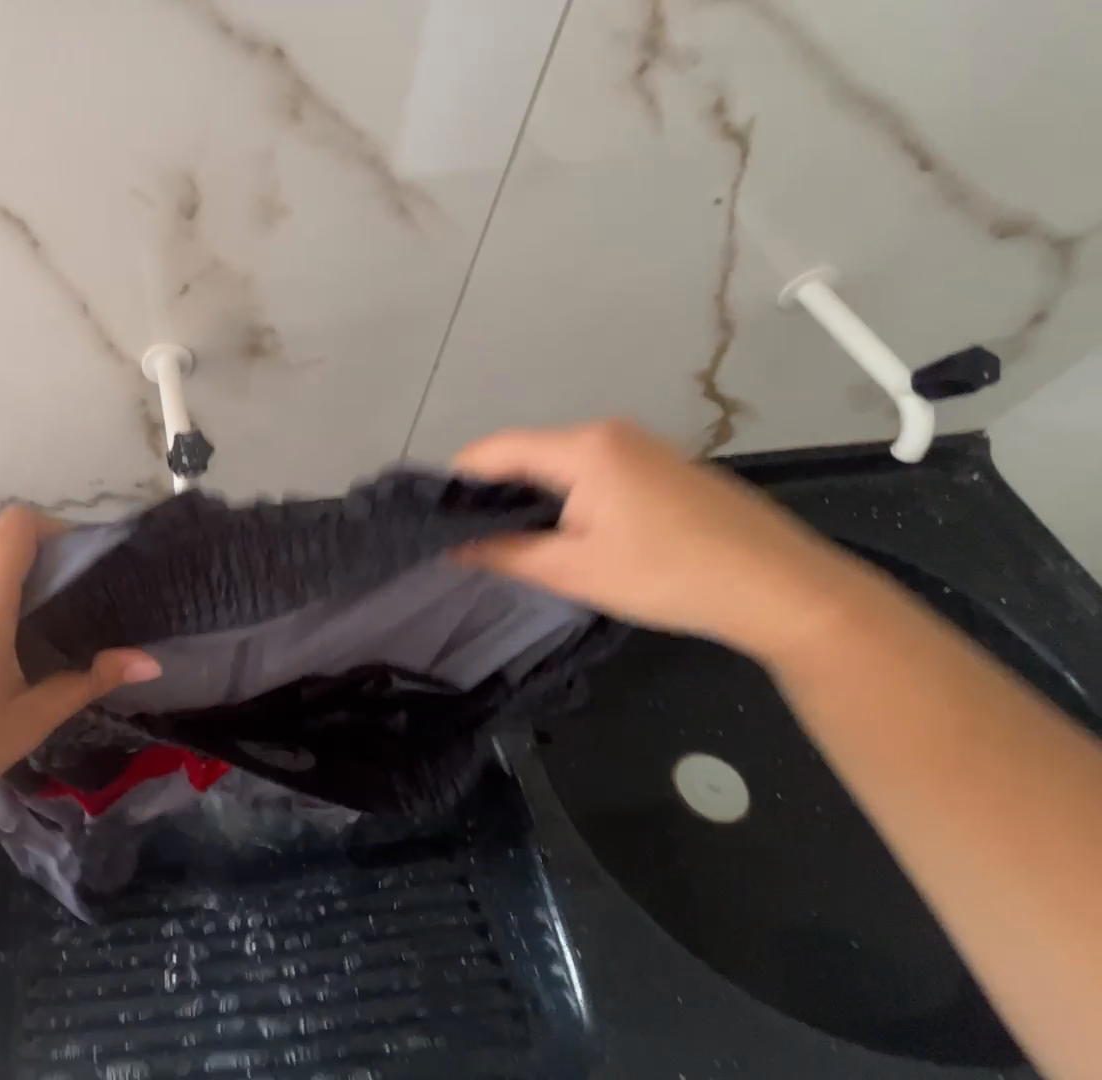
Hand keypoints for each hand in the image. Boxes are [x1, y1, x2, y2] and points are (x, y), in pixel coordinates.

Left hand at [0, 505, 160, 827]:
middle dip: (43, 561)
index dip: (55, 529)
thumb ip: (89, 681)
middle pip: (1, 546)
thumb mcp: (29, 720)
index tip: (84, 566)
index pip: (16, 525)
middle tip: (79, 603)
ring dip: (14, 584)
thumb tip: (150, 662)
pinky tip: (2, 652)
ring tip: (46, 629)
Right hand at [452, 420, 876, 659]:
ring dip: (530, 496)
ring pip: (557, 463)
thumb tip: (452, 548)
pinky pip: (591, 470)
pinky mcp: (662, 464)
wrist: (783, 589)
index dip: (456, 484)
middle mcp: (608, 432)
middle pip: (524, 453)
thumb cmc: (669, 576)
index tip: (436, 522)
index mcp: (582, 448)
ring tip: (516, 542)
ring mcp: (641, 445)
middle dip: (493, 493)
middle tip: (472, 540)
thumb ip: (503, 553)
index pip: (491, 450)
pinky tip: (573, 533)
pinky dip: (567, 495)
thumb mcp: (573, 571)